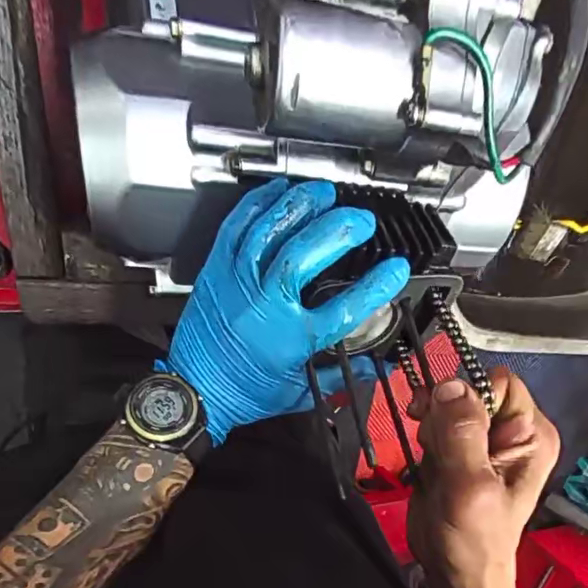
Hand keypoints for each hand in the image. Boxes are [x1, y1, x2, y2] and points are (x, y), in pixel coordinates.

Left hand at [166, 179, 410, 441]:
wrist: (194, 391)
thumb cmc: (242, 394)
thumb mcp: (297, 393)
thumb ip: (337, 378)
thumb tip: (371, 369)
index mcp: (292, 338)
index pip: (345, 307)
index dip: (376, 285)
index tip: (394, 268)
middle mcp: (266, 305)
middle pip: (306, 253)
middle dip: (339, 229)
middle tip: (361, 220)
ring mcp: (239, 282)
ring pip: (271, 230)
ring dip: (302, 206)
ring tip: (325, 194)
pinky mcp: (217, 271)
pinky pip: (237, 226)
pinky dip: (259, 204)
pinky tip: (278, 192)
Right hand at [407, 369, 560, 587]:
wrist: (457, 577)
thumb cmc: (473, 540)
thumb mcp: (470, 487)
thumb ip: (461, 434)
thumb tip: (449, 385)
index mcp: (531, 436)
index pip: (499, 384)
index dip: (468, 398)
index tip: (443, 424)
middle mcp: (511, 433)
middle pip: (469, 394)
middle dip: (444, 418)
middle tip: (437, 452)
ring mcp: (483, 444)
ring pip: (447, 409)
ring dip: (431, 433)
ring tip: (436, 467)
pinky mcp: (457, 455)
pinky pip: (435, 428)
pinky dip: (425, 444)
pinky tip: (428, 467)